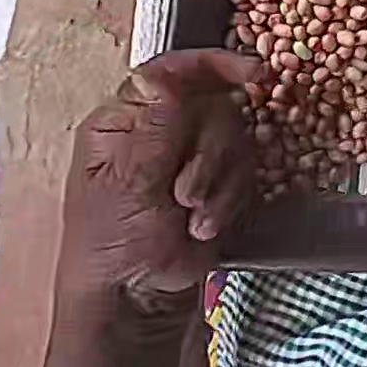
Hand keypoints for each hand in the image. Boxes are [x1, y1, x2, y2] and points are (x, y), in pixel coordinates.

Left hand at [57, 49, 264, 336]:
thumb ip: (155, 129)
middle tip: (186, 194)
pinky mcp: (220, 180)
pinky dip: (229, 199)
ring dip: (218, 182)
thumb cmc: (112, 246)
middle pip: (214, 107)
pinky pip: (245, 170)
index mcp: (125, 122)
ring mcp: (193, 155)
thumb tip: (162, 76)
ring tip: (192, 215)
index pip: (172, 73)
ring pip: (235, 139)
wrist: (138, 300)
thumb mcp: (128, 186)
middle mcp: (163, 130)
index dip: (214, 65)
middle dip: (209, 154)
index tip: (254, 73)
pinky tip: (205, 226)